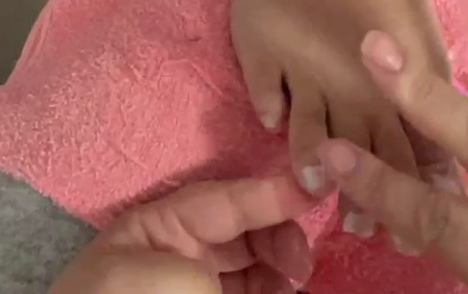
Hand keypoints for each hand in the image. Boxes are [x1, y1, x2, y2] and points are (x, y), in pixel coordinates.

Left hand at [50, 175, 316, 293]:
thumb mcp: (151, 281)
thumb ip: (204, 277)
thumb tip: (258, 284)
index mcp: (162, 224)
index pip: (226, 199)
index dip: (271, 190)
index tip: (315, 185)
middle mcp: (182, 251)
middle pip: (246, 231)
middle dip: (280, 235)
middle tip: (301, 263)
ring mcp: (195, 285)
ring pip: (253, 267)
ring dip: (281, 269)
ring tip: (294, 281)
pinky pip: (248, 291)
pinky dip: (270, 290)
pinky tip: (284, 292)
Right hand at [231, 0, 460, 235]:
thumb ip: (406, 29)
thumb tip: (404, 70)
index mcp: (411, 53)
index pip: (423, 138)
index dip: (426, 180)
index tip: (427, 206)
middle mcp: (361, 71)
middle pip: (370, 152)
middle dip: (374, 195)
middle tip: (368, 228)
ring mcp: (304, 56)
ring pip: (312, 137)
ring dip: (317, 167)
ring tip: (318, 192)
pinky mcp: (257, 32)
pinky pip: (264, 92)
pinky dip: (271, 110)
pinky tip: (272, 123)